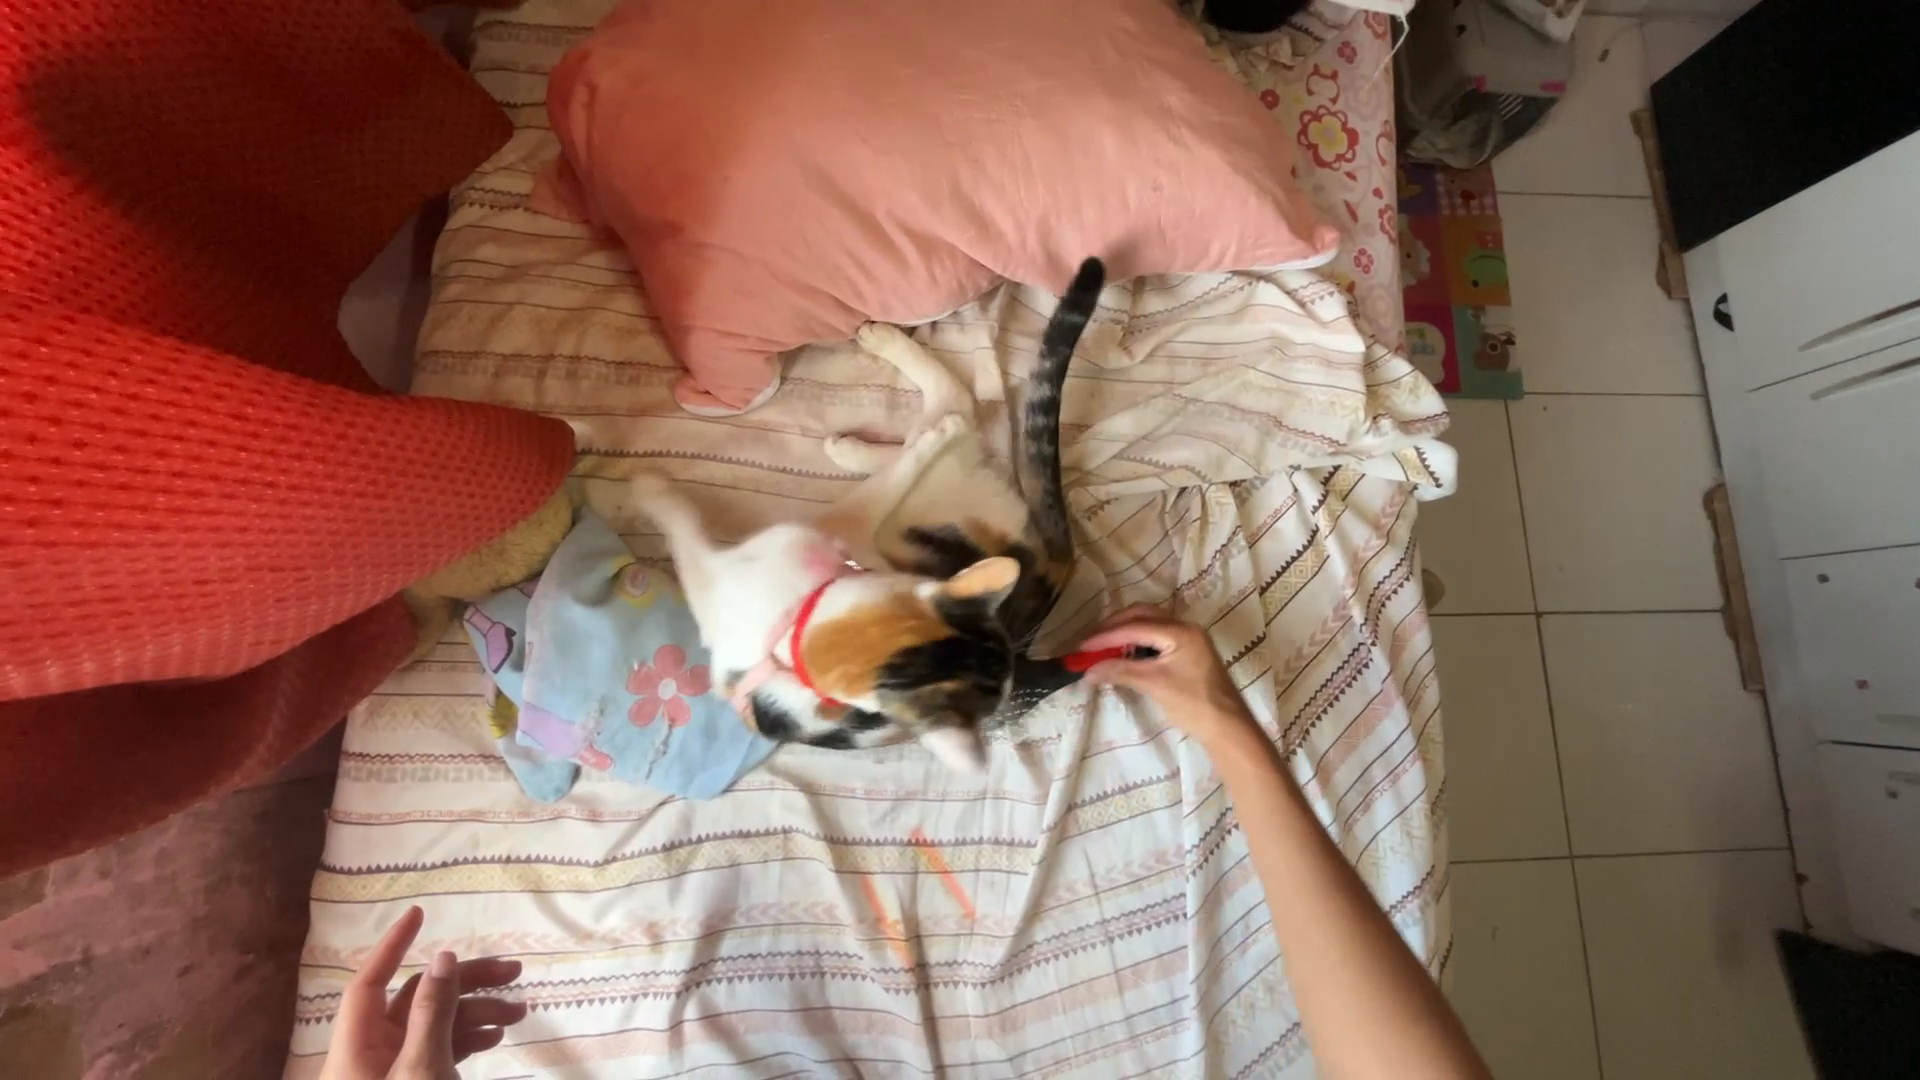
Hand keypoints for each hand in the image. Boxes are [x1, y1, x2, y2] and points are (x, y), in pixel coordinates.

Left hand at [318, 906, 527, 1079]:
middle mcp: (367, 1058)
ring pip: (433, 1024)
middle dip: (466, 982)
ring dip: (477, 1012)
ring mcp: (388, 1075)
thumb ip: (433, 1012)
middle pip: (415, 1000)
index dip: (391, 947)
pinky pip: (438, 1049)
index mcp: (355, 1051)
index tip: (420, 913)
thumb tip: (443, 956)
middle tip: (515, 971)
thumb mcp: (423, 1068)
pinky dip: (468, 1038)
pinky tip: (496, 1039)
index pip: (367, 985)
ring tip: (517, 1018)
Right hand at [1076, 604, 1260, 749]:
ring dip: (1125, 633)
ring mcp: (1188, 638)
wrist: (1227, 728)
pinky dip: (1137, 642)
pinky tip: (1124, 655)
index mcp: (1180, 632)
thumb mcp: (1153, 685)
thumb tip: (1087, 672)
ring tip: (1104, 648)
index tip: (1082, 647)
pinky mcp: (1187, 651)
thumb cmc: (1193, 705)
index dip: (1105, 636)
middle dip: (1114, 627)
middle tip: (1091, 642)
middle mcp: (1185, 627)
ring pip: (1149, 624)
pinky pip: (1156, 637)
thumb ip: (1120, 671)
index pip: (1135, 627)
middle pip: (1142, 615)